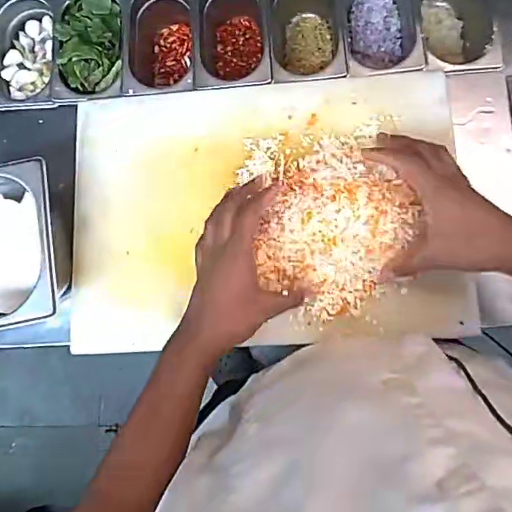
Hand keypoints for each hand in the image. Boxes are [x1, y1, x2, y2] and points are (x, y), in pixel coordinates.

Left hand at [174, 179, 295, 355]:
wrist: (200, 333)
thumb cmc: (233, 318)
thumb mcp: (266, 308)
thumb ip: (289, 297)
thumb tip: (312, 290)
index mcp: (236, 251)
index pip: (249, 215)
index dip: (263, 197)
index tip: (277, 184)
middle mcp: (218, 246)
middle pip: (228, 209)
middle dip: (243, 190)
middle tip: (258, 178)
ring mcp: (206, 254)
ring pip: (214, 218)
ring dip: (226, 201)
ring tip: (237, 191)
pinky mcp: (200, 264)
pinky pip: (206, 233)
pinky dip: (214, 220)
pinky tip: (218, 223)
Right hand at [365, 133, 511, 274]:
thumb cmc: (473, 245)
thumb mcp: (434, 256)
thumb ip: (406, 264)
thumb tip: (381, 275)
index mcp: (435, 188)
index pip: (405, 163)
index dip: (383, 155)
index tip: (365, 153)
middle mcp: (447, 180)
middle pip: (422, 149)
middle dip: (399, 141)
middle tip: (380, 138)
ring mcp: (459, 184)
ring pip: (437, 153)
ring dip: (417, 145)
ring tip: (402, 145)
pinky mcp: (468, 191)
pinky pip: (446, 164)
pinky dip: (431, 158)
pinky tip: (427, 170)